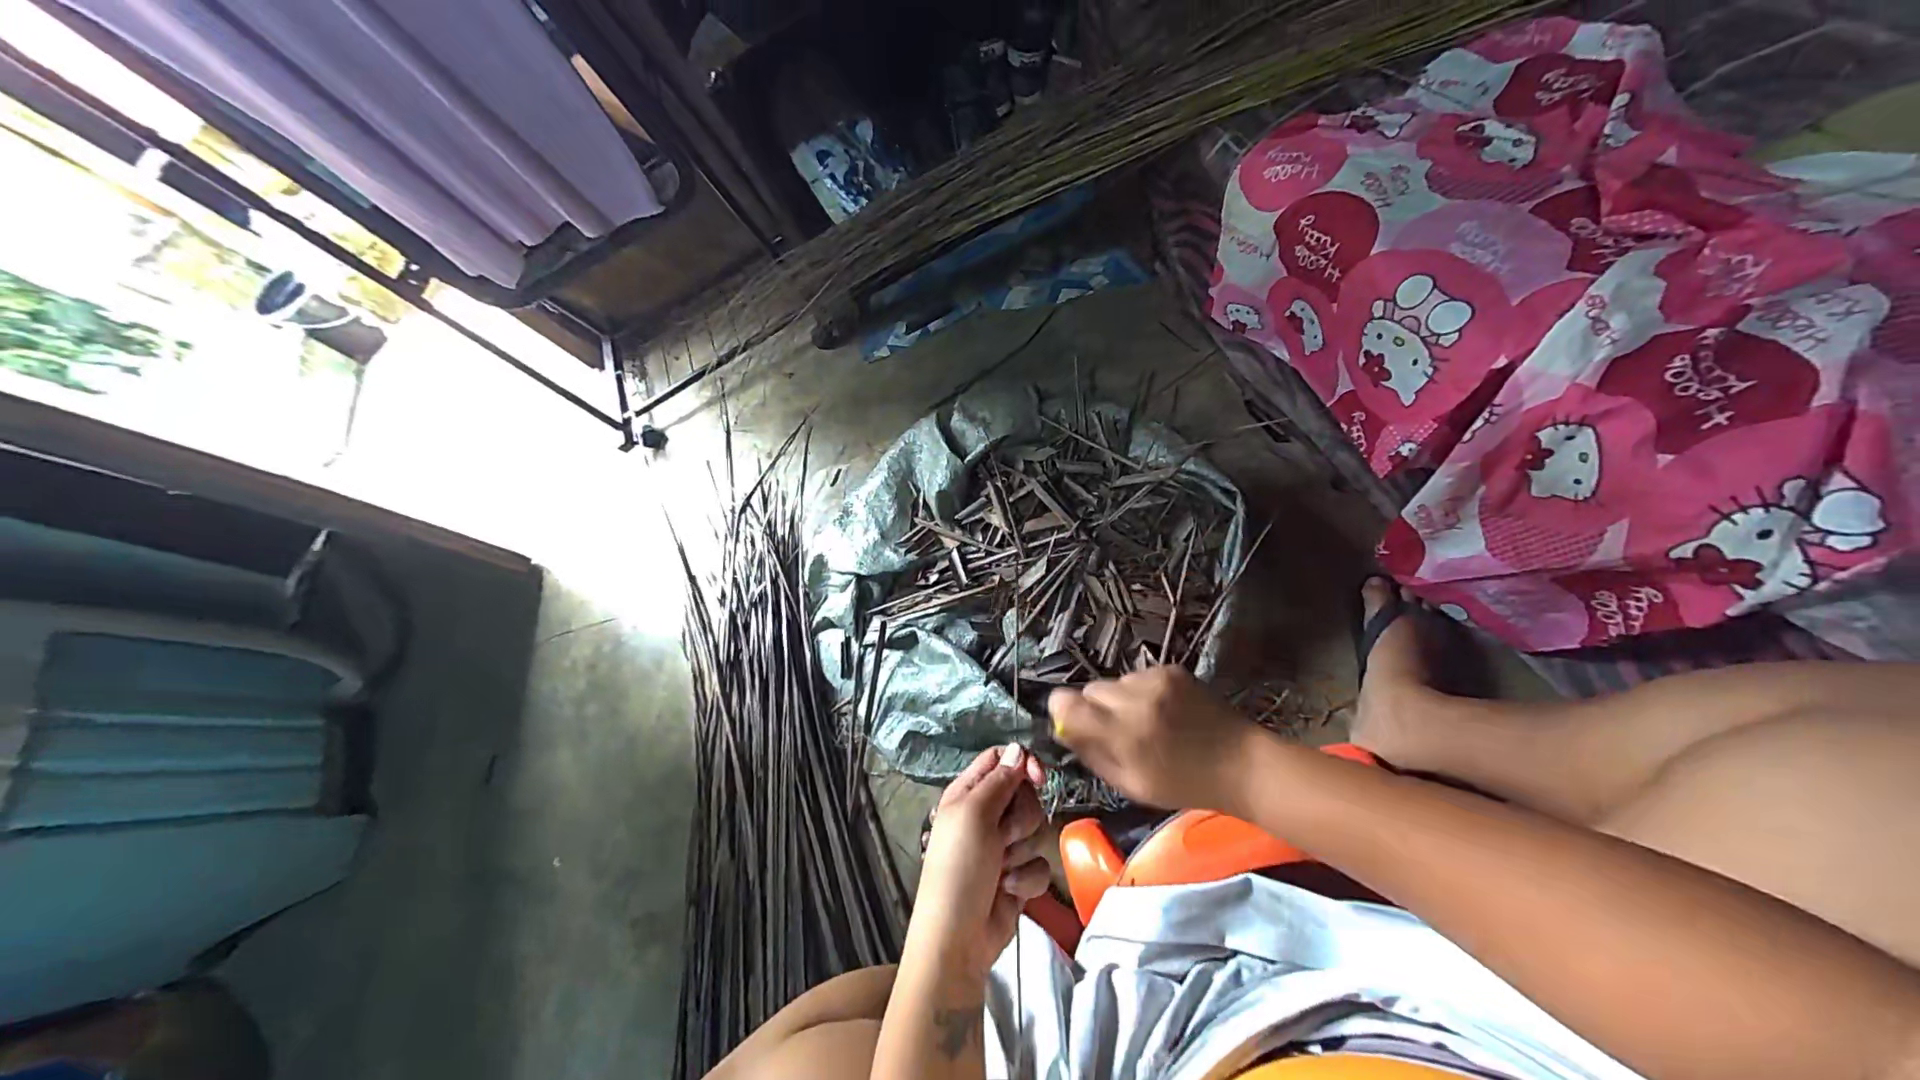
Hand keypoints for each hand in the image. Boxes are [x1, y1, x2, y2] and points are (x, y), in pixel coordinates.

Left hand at [910, 744, 1051, 979]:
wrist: (959, 936)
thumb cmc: (959, 867)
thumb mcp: (974, 814)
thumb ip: (1000, 779)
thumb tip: (1020, 747)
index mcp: (969, 793)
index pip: (1002, 759)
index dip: (1022, 764)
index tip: (1038, 780)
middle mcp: (987, 814)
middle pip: (1026, 794)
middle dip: (1021, 817)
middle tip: (1003, 837)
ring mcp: (1004, 846)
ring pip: (1037, 829)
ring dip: (1022, 851)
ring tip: (1000, 869)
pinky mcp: (1019, 874)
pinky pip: (1040, 863)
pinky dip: (1026, 878)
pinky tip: (1008, 890)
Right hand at [1047, 665, 1260, 811]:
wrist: (1242, 764)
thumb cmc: (1183, 785)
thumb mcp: (1130, 785)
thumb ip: (1091, 754)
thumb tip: (1062, 729)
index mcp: (1122, 734)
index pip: (1065, 703)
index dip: (1062, 711)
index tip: (1073, 724)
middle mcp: (1134, 700)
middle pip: (1088, 690)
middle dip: (1095, 709)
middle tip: (1117, 732)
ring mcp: (1155, 680)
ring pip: (1114, 683)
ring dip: (1120, 700)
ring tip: (1148, 723)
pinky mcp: (1171, 669)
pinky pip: (1138, 676)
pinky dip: (1143, 692)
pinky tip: (1165, 711)